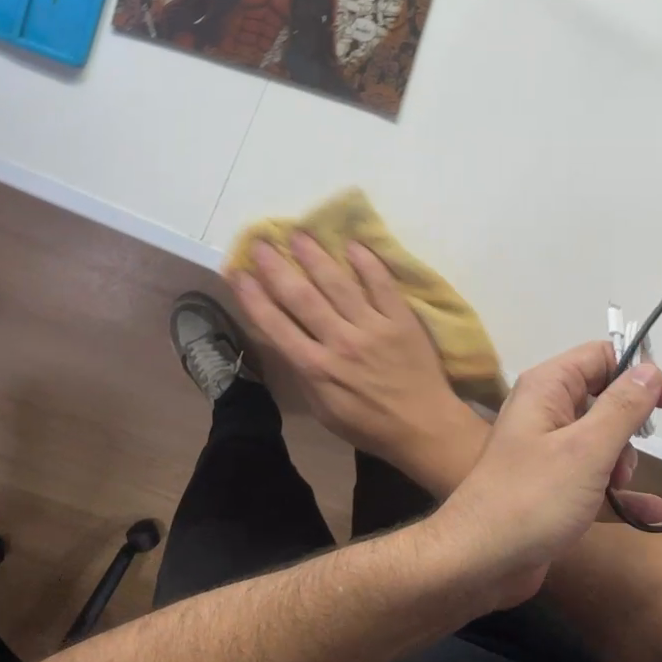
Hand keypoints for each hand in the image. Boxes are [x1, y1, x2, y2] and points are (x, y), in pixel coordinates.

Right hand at [229, 234, 484, 480]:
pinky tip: (352, 244)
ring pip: (338, 284)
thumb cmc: (369, 424)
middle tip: (262, 242)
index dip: (253, 297)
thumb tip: (285, 341)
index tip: (238, 272)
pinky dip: (367, 263)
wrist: (423, 427)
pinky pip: (382, 285)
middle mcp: (340, 343)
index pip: (276, 325)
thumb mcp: (324, 410)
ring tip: (299, 234)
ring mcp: (372, 328)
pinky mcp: (401, 320)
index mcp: (316, 369)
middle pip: (302, 297)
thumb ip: (304, 374)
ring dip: (315, 257)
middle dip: (277, 268)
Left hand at [432, 342, 661, 608]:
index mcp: (546, 388)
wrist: (479, 560)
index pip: (599, 356)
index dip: (636, 372)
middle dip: (628, 426)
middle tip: (627, 456)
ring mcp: (546, 451)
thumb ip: (623, 408)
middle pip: (603, 399)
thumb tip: (651, 370)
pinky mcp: (551, 488)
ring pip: (601, 442)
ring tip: (618, 486)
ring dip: (622, 463)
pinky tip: (651, 513)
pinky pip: (595, 480)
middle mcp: (543, 412)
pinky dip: (619, 493)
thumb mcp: (586, 449)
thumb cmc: (533, 498)